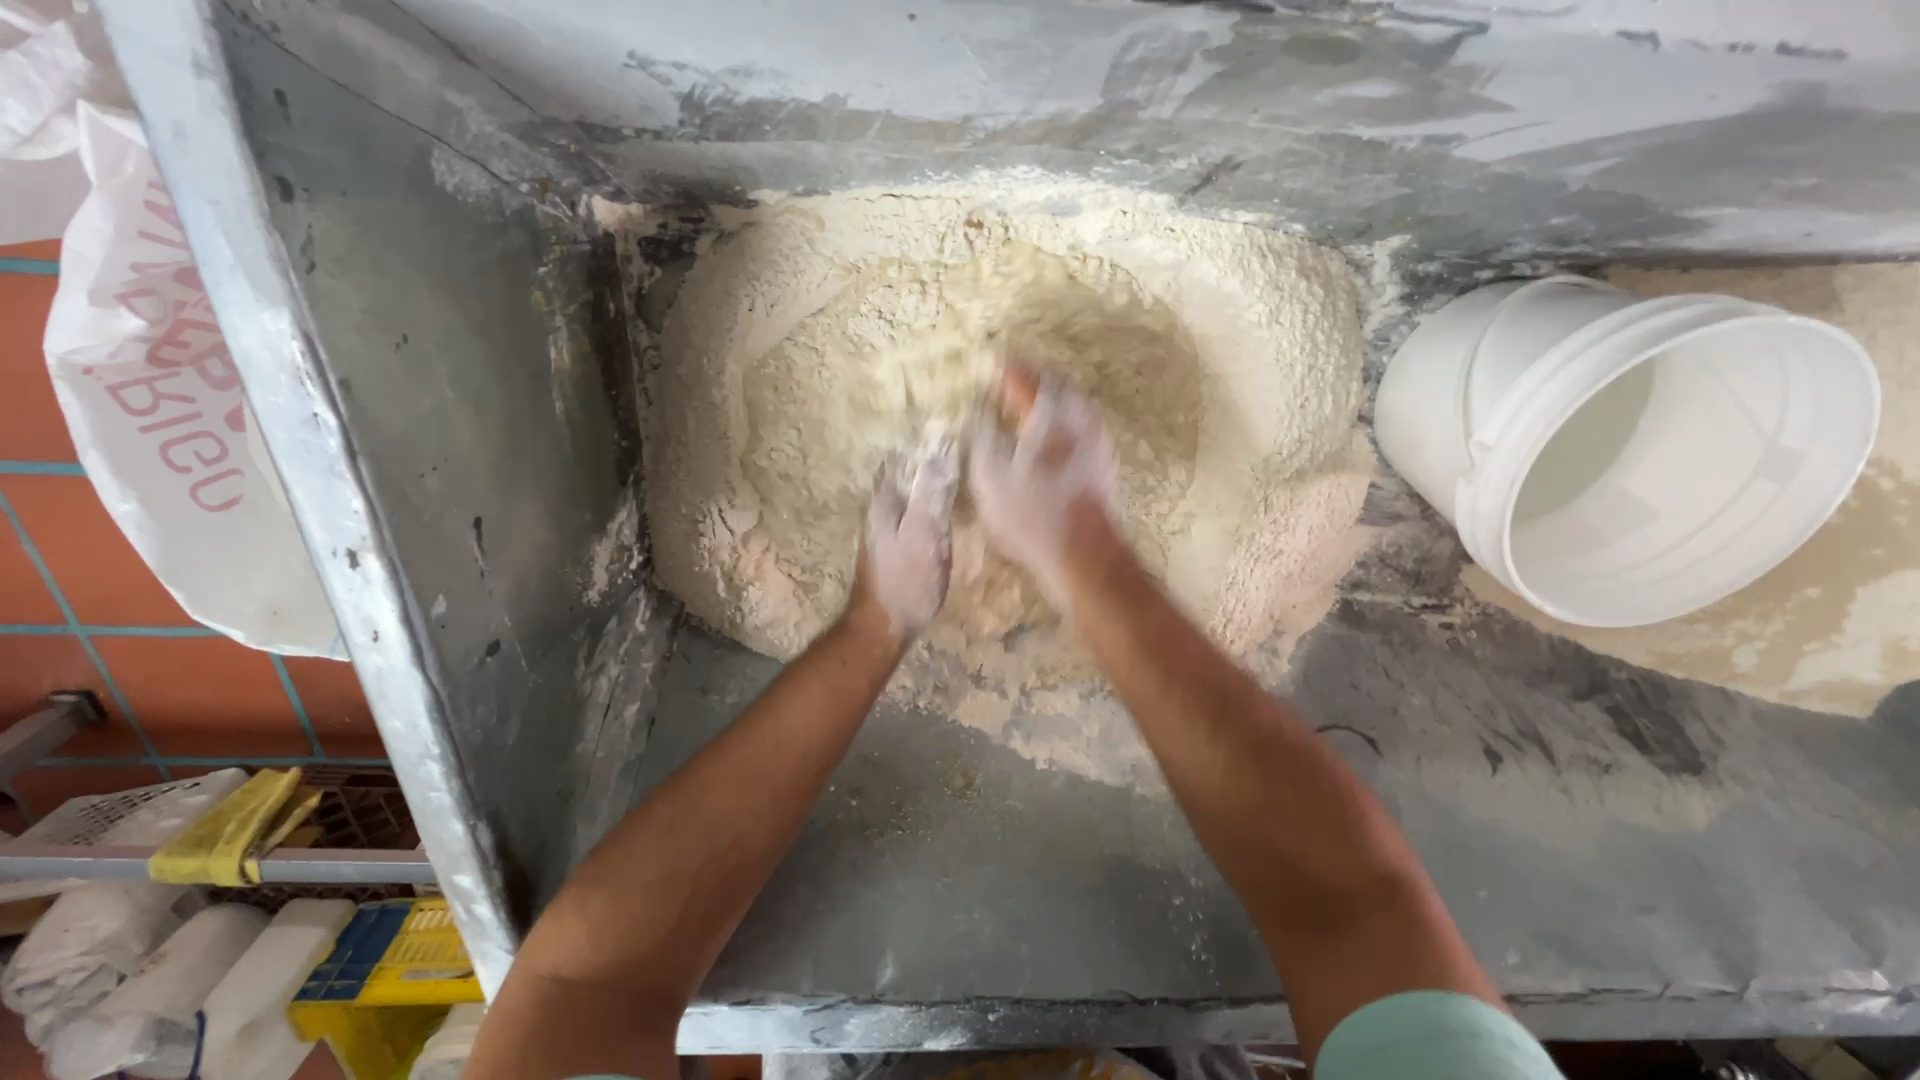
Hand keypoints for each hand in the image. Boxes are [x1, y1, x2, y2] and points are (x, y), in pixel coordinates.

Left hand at [848, 438, 958, 641]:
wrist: (883, 627)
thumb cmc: (906, 581)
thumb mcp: (925, 534)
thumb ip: (932, 492)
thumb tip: (941, 446)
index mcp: (885, 499)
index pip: (903, 455)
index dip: (926, 442)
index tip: (954, 430)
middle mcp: (880, 509)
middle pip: (905, 472)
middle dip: (929, 459)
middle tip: (964, 450)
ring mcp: (885, 529)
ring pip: (909, 493)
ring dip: (930, 482)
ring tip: (960, 474)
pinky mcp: (894, 547)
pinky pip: (913, 513)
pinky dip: (930, 506)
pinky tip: (946, 511)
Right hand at [967, 367, 1119, 606]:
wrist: (1085, 555)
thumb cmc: (1032, 514)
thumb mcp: (990, 474)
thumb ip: (983, 435)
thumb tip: (982, 414)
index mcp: (1052, 411)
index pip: (1026, 376)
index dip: (1004, 368)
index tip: (987, 362)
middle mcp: (1080, 417)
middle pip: (1055, 385)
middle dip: (1030, 379)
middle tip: (1008, 380)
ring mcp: (1097, 440)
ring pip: (1071, 406)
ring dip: (1048, 401)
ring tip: (1024, 407)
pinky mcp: (1103, 464)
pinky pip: (1078, 428)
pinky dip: (1059, 423)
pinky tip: (1046, 439)